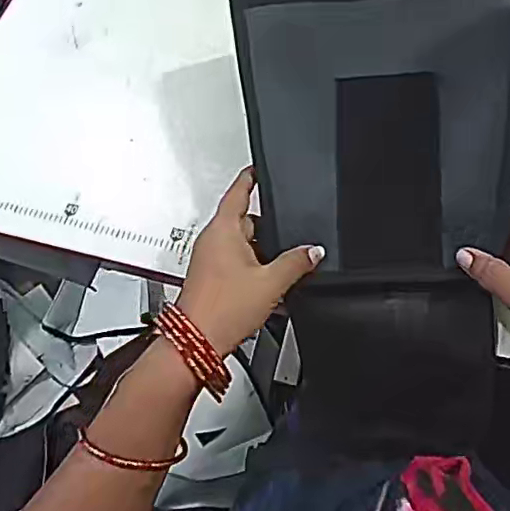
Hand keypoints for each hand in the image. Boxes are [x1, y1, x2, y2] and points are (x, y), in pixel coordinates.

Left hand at [175, 167, 322, 353]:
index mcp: (223, 230)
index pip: (238, 192)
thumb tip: (312, 251)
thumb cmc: (221, 310)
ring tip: (279, 271)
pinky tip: (266, 288)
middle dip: (265, 229)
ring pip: (240, 246)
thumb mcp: (271, 283)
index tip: (255, 169)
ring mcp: (208, 260)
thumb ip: (296, 262)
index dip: (250, 179)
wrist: (197, 341)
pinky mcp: (209, 278)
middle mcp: (211, 241)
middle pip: (243, 222)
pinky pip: (234, 264)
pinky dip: (250, 270)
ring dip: (259, 254)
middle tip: (286, 237)